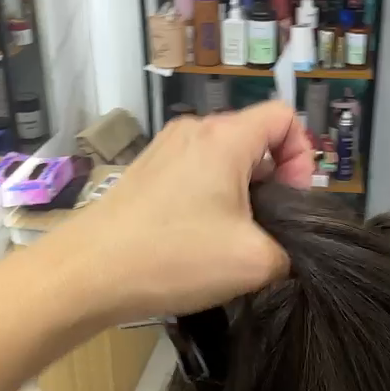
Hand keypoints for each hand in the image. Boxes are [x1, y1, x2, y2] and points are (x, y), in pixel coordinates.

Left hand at [40, 101, 313, 323]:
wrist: (86, 274)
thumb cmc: (172, 257)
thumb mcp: (254, 262)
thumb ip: (291, 249)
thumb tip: (286, 248)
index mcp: (223, 137)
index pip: (284, 116)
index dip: (303, 157)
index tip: (293, 203)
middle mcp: (192, 132)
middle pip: (254, 138)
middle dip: (273, 181)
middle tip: (268, 230)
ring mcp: (163, 151)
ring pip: (224, 160)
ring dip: (241, 196)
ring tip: (233, 241)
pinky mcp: (144, 174)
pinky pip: (194, 175)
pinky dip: (210, 201)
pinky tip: (198, 242)